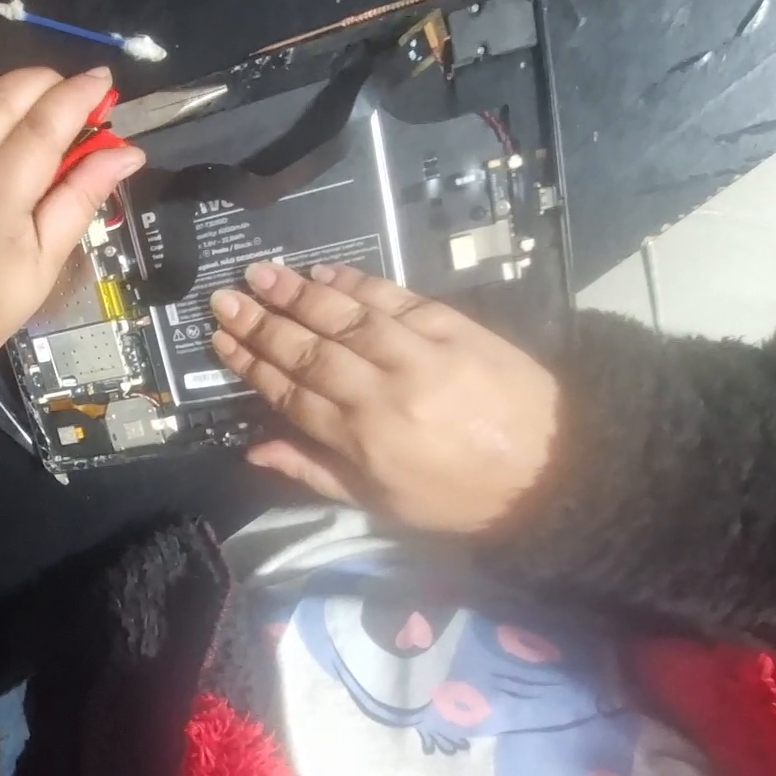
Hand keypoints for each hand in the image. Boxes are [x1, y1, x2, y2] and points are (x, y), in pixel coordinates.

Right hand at [208, 263, 558, 533]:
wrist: (555, 470)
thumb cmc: (458, 497)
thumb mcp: (381, 504)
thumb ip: (314, 473)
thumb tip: (255, 452)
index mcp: (362, 442)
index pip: (292, 396)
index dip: (252, 366)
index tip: (221, 342)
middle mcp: (382, 393)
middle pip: (309, 352)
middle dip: (261, 324)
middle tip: (223, 298)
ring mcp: (419, 355)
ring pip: (346, 319)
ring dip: (298, 294)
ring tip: (260, 272)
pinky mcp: (453, 328)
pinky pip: (396, 300)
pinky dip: (358, 283)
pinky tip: (324, 272)